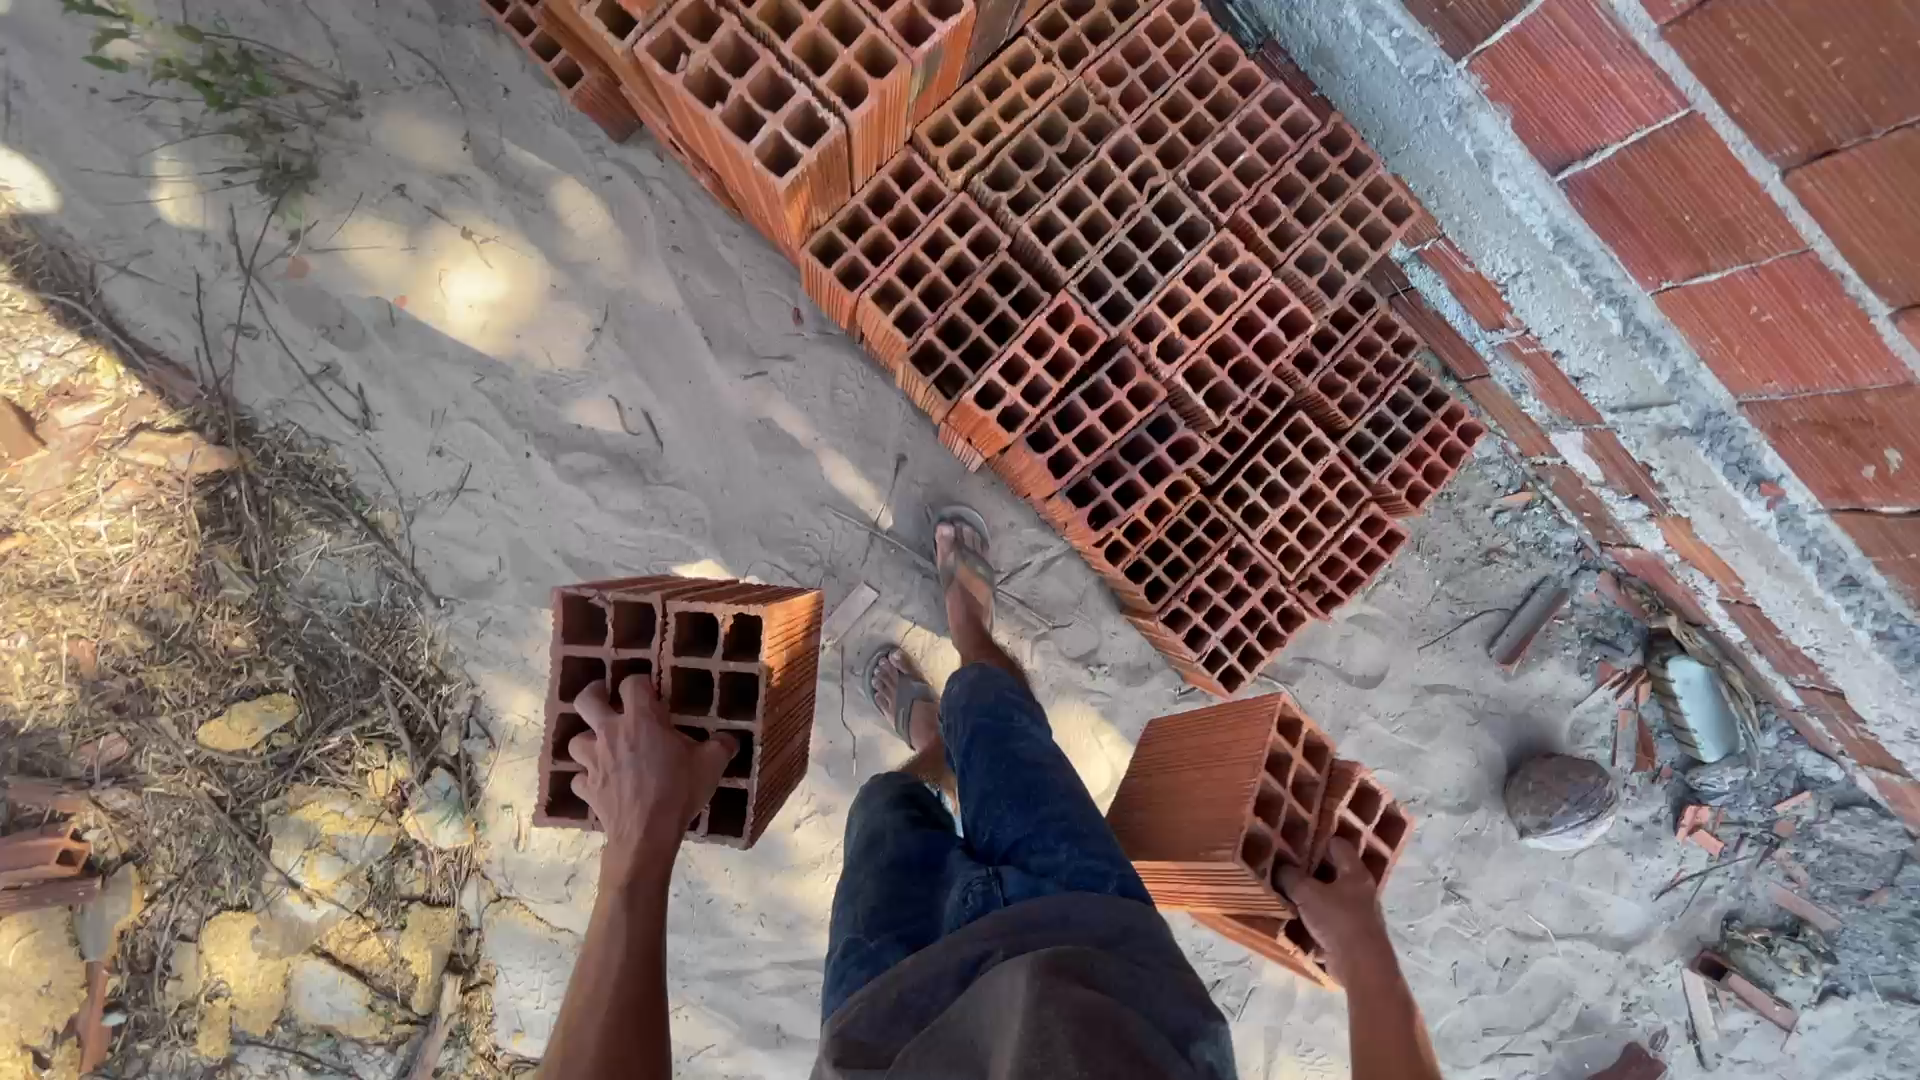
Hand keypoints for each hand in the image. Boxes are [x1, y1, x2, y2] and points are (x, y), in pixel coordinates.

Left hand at [569, 676, 736, 879]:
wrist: (648, 834)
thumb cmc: (679, 789)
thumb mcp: (713, 763)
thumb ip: (723, 745)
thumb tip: (730, 739)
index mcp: (641, 719)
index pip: (632, 684)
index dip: (641, 682)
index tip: (651, 690)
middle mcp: (611, 733)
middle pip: (586, 701)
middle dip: (594, 693)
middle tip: (605, 696)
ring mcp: (594, 762)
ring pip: (576, 740)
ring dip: (588, 739)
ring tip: (603, 744)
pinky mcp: (586, 789)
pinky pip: (580, 778)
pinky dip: (588, 777)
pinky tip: (601, 781)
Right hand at [1276, 840, 1396, 986]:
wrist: (1363, 967)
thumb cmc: (1338, 920)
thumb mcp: (1306, 893)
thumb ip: (1291, 877)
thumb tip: (1281, 868)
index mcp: (1355, 873)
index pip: (1339, 845)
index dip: (1319, 839)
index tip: (1298, 839)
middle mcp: (1361, 890)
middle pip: (1335, 871)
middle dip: (1313, 868)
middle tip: (1288, 864)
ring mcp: (1360, 914)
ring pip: (1332, 896)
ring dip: (1314, 894)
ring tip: (1289, 890)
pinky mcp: (1355, 935)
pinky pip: (1331, 918)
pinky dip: (1317, 917)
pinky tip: (1298, 918)